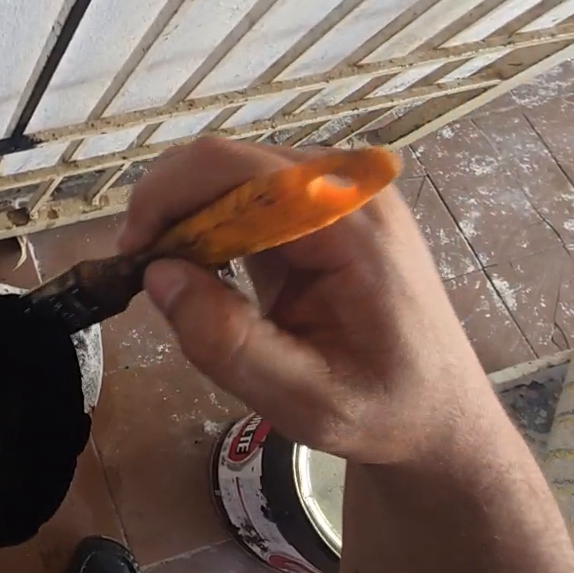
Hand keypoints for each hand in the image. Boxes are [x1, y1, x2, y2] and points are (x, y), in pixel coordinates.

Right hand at [120, 138, 502, 467]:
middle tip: (144, 267)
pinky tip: (204, 262)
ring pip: (224, 169)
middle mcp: (342, 186)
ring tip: (175, 274)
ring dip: (182, 213)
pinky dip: (204, 218)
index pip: (234, 169)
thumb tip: (158, 274)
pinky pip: (240, 188)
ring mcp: (331, 188)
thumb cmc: (384, 411)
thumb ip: (230, 343)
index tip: (133, 253)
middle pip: (223, 159)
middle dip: (167, 205)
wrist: (440, 413)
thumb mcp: (306, 402)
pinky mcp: (316, 200)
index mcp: (351, 223)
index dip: (167, 196)